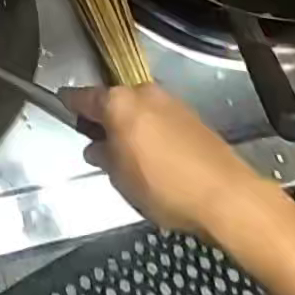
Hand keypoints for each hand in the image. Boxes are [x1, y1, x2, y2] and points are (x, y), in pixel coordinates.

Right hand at [59, 83, 271, 234]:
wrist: (231, 200)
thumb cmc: (166, 187)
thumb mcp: (120, 178)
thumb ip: (103, 157)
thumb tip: (98, 149)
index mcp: (116, 102)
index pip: (81, 97)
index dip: (68, 104)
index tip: (62, 105)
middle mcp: (142, 93)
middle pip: (113, 102)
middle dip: (106, 120)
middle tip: (104, 146)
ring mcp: (171, 103)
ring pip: (140, 111)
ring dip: (133, 127)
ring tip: (137, 159)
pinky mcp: (195, 118)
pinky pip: (163, 120)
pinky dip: (156, 134)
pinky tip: (163, 162)